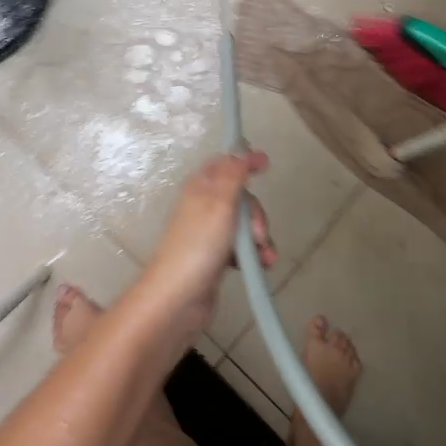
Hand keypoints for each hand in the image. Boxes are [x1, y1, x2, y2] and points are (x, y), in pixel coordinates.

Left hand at [137, 151, 275, 331]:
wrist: (178, 298)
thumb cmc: (199, 244)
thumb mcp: (219, 202)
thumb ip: (233, 173)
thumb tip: (242, 147)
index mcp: (201, 187)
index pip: (225, 163)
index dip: (245, 161)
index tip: (266, 165)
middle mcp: (204, 206)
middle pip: (240, 197)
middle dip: (256, 214)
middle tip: (259, 234)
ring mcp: (209, 233)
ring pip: (244, 225)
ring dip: (259, 239)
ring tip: (265, 257)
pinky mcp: (215, 257)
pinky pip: (241, 248)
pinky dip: (253, 255)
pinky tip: (261, 266)